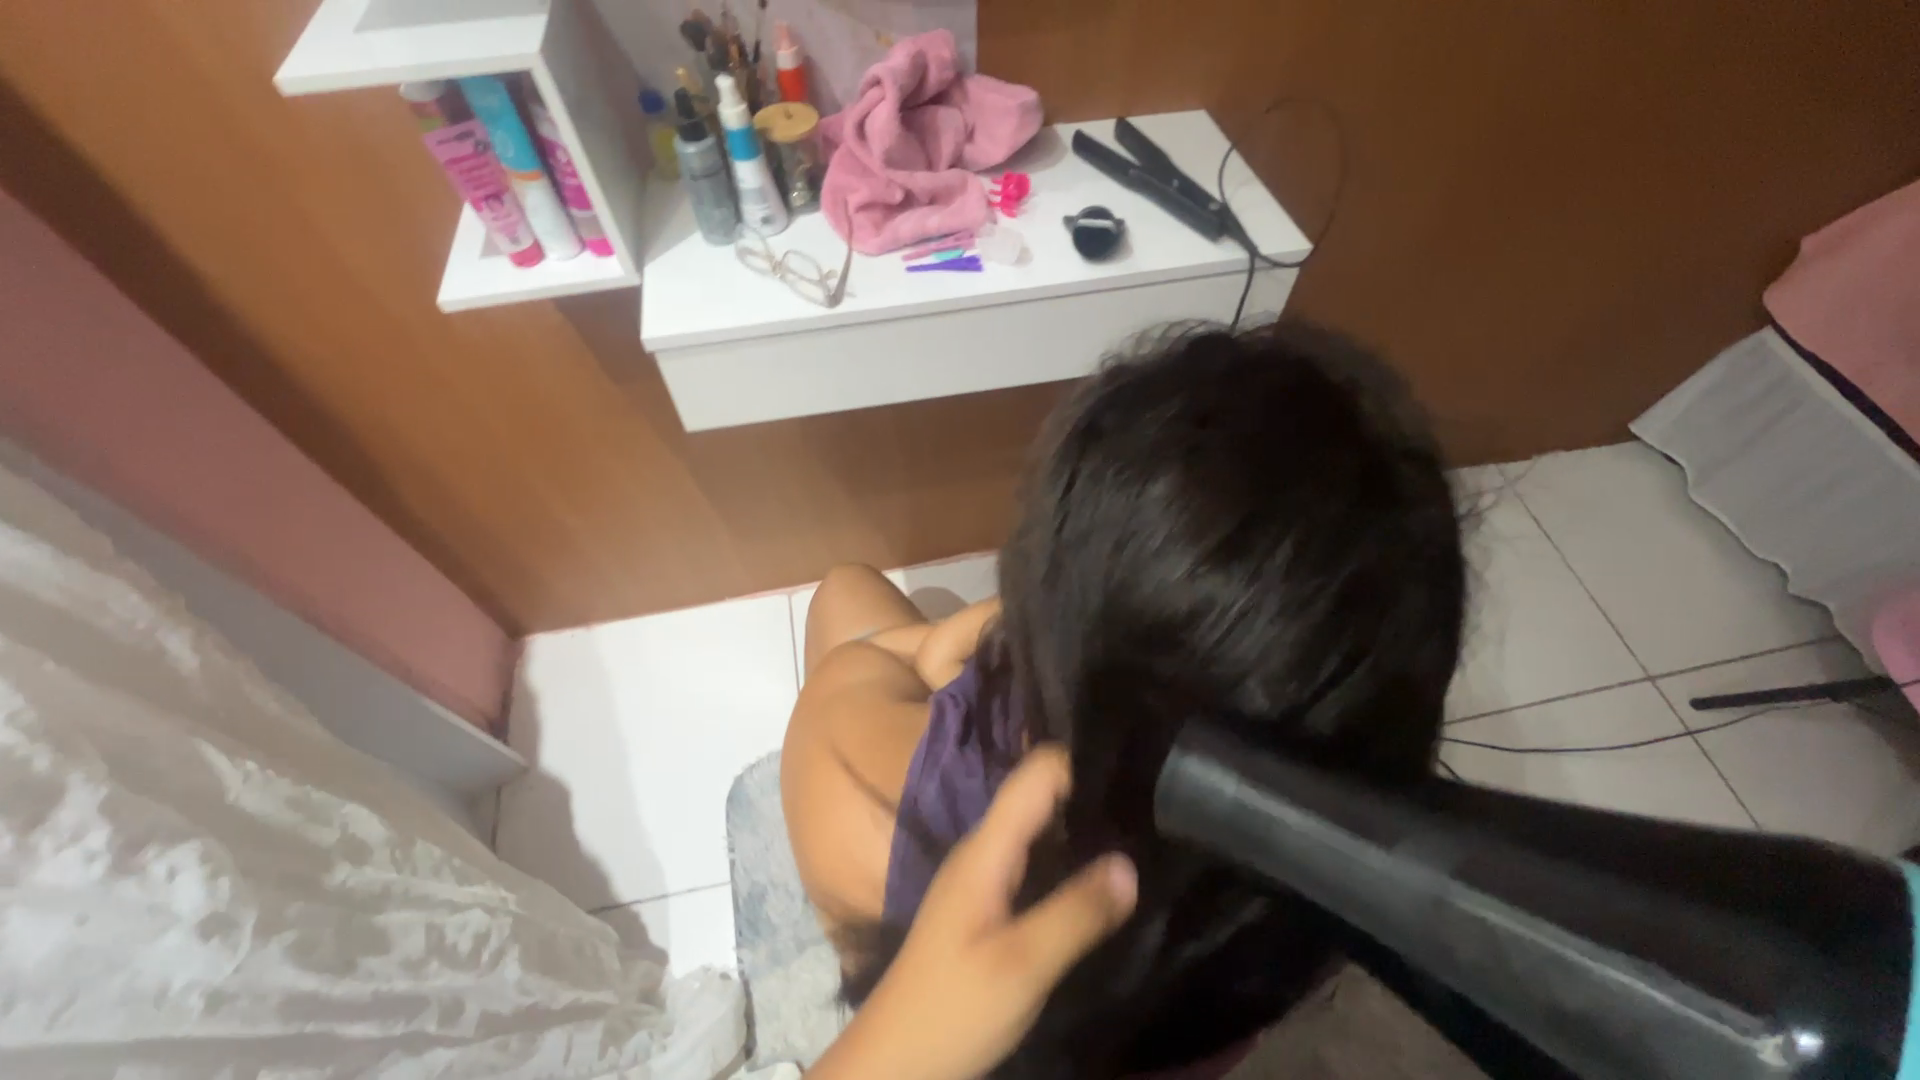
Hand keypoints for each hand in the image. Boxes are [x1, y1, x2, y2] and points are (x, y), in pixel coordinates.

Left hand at [811, 745, 1137, 1079]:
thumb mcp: (1022, 964)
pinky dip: (1068, 861)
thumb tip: (1129, 863)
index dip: (1080, 764)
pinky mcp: (988, 905)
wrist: (897, 1059)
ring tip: (1141, 838)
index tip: (1133, 775)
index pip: (1035, 774)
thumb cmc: (954, 1006)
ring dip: (1081, 830)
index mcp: (985, 849)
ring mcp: (983, 878)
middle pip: (1039, 798)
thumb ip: (1075, 913)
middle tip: (1151, 810)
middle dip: (1089, 796)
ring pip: (1038, 831)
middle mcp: (983, 851)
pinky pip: (1034, 863)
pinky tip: (1101, 881)